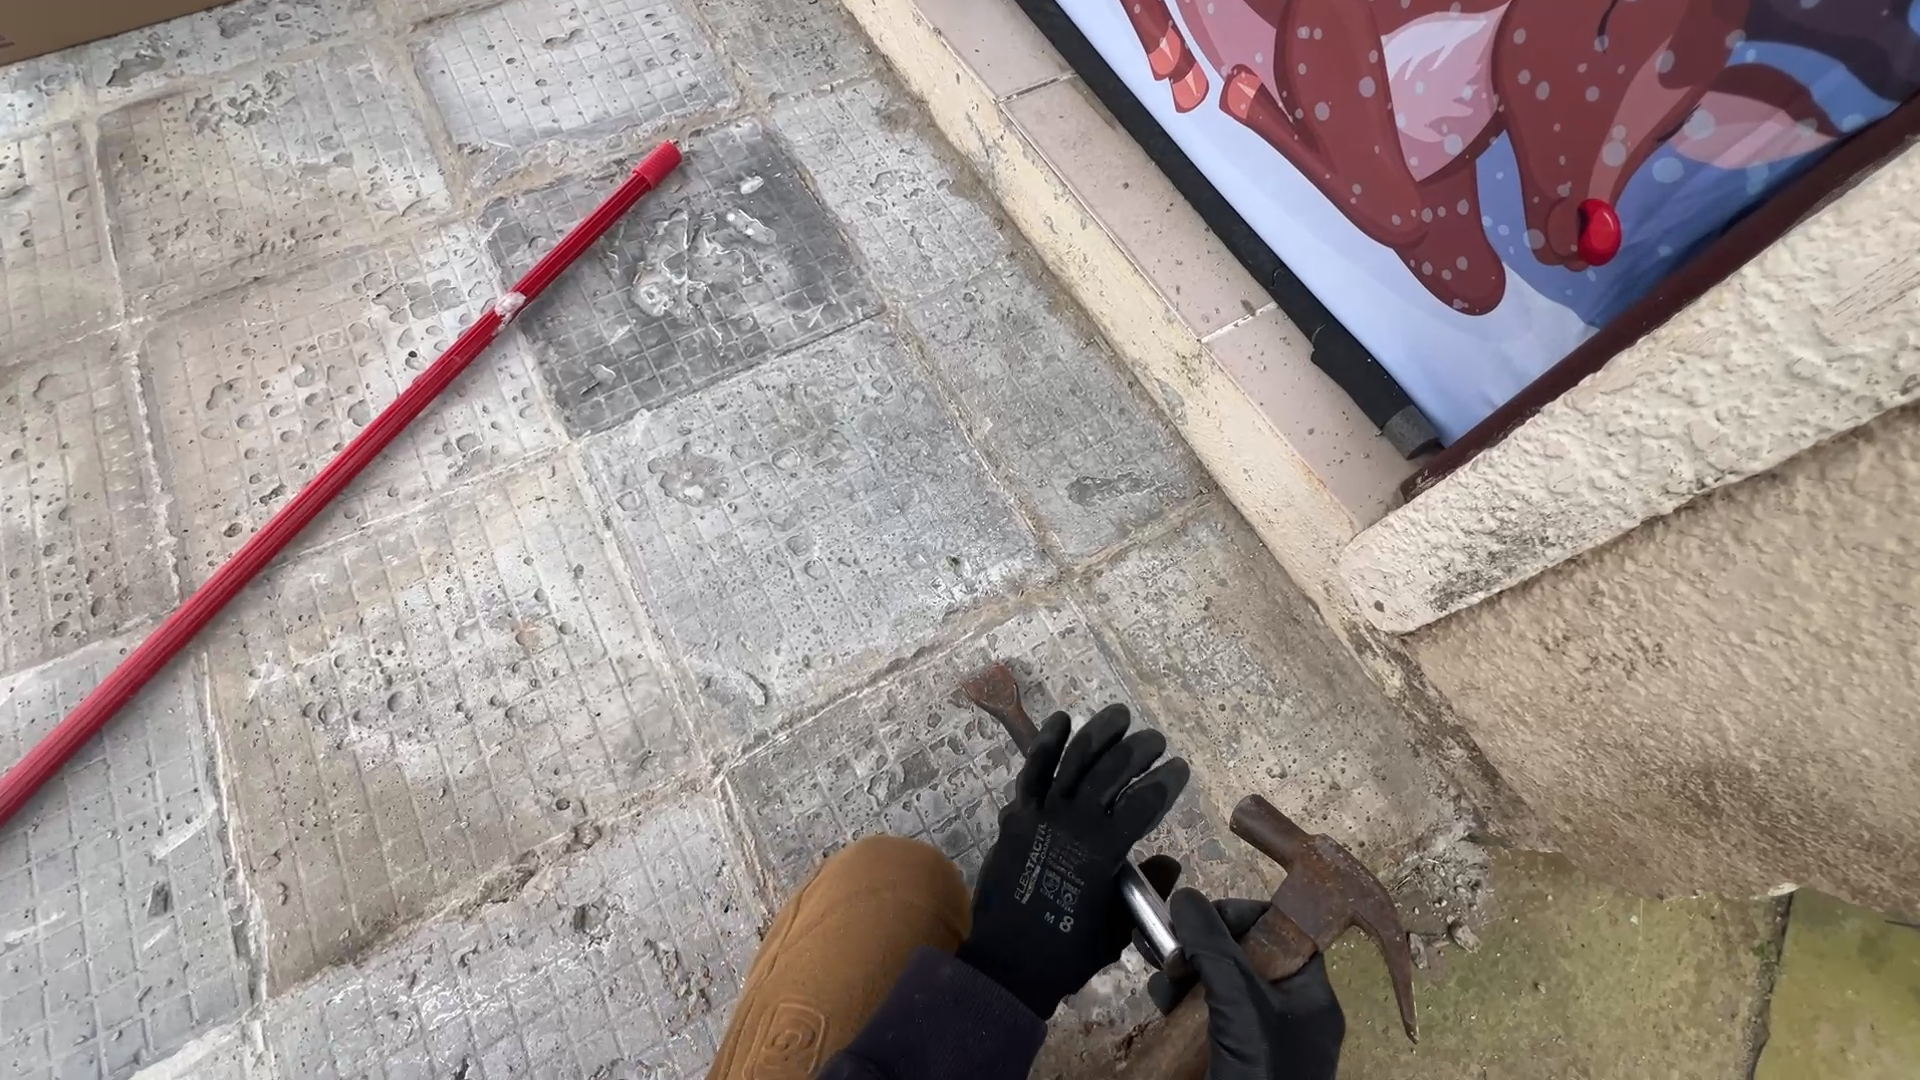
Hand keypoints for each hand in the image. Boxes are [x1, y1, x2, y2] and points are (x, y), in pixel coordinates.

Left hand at [957, 703, 1188, 1017]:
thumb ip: (1146, 891)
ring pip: (1073, 761)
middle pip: (1111, 772)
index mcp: (1103, 852)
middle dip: (1138, 750)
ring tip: (1119, 715)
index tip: (1180, 768)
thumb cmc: (1067, 949)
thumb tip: (1170, 863)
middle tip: (1155, 740)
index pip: (1143, 804)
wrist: (1008, 960)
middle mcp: (1073, 822)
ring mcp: (1040, 813)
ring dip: (1099, 734)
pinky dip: (1047, 742)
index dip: (1165, 782)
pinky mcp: (1016, 812)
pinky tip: (1062, 719)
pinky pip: (1032, 770)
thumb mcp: (1117, 928)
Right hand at [1147, 885, 1344, 1079]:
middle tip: (1169, 947)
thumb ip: (1213, 945)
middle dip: (1199, 941)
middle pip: (1240, 949)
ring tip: (1160, 976)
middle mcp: (1285, 1009)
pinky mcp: (1225, 1053)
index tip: (1200, 920)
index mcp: (1309, 994)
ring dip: (1181, 967)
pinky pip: (1200, 1008)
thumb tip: (1184, 897)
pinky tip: (1160, 1002)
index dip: (1238, 914)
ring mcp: (1255, 1034)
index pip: (1279, 928)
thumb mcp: (1239, 1001)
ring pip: (1214, 976)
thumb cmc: (1261, 1075)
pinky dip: (1177, 997)